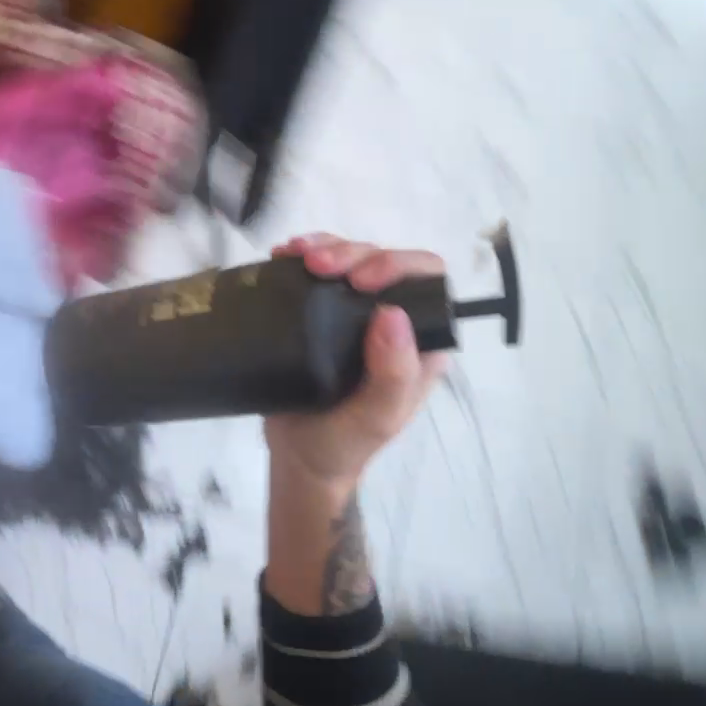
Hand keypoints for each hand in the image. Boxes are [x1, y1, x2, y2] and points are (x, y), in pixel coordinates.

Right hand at [263, 235, 447, 495]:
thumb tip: (392, 314)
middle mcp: (390, 322)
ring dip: (324, 247)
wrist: (296, 459)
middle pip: (381, 261)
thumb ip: (393, 374)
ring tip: (293, 253)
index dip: (397, 266)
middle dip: (351, 253)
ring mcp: (350, 316)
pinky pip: (313, 274)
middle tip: (315, 264)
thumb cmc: (343, 445)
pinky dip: (298, 258)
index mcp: (418, 342)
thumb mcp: (376, 418)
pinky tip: (280, 255)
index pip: (424, 282)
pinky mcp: (315, 314)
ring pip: (348, 260)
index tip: (358, 280)